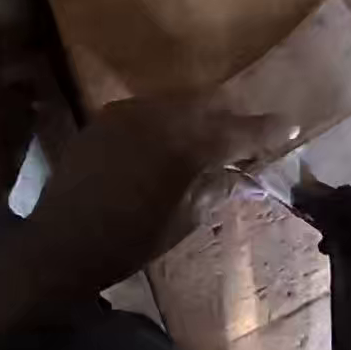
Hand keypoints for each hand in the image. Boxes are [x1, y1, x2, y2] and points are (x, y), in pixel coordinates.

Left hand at [23, 95, 293, 285]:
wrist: (61, 244)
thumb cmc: (130, 242)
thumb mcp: (183, 221)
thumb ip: (215, 188)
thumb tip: (240, 173)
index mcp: (183, 148)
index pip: (235, 133)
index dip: (265, 130)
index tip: (289, 125)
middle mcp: (158, 119)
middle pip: (208, 107)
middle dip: (231, 119)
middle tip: (248, 134)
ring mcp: (128, 114)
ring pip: (178, 104)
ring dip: (199, 118)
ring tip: (210, 136)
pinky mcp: (106, 119)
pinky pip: (150, 111)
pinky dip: (168, 121)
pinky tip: (170, 138)